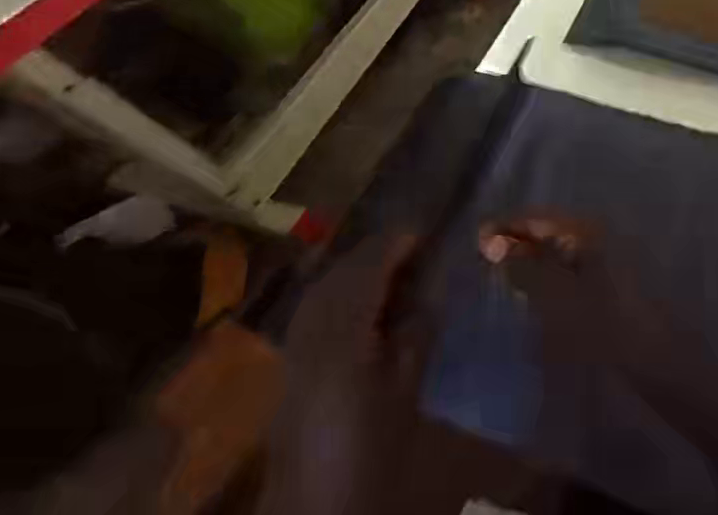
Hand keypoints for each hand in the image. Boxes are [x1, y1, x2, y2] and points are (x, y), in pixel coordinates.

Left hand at [260, 233, 425, 514]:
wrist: (315, 508)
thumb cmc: (369, 449)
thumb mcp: (405, 392)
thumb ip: (415, 336)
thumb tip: (427, 296)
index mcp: (343, 337)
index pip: (367, 272)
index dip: (395, 245)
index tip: (426, 230)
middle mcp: (311, 334)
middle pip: (339, 274)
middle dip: (376, 251)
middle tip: (415, 243)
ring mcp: (295, 349)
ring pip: (323, 288)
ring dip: (357, 267)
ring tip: (393, 263)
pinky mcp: (290, 365)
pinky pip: (315, 308)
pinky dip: (341, 289)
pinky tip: (362, 296)